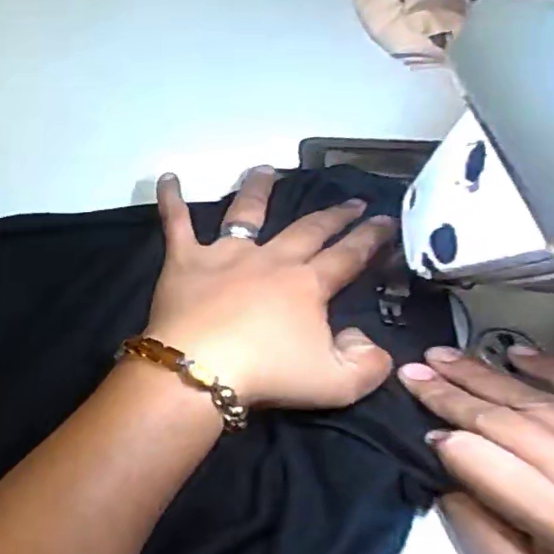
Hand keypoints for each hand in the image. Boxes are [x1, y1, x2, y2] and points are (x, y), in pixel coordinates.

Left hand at [142, 168, 397, 410]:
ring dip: (257, 189)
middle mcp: (269, 259)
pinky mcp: (185, 259)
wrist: (201, 368)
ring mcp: (225, 254)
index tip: (385, 221)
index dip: (370, 239)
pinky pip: (176, 222)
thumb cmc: (268, 375)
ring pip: (245, 212)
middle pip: (306, 230)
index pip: (347, 256)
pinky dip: (171, 199)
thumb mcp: (337, 383)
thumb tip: (365, 338)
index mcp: (306, 285)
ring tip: (265, 170)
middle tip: (351, 201)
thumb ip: (367, 362)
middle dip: (333, 216)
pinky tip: (168, 178)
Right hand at [399, 346, 553, 553]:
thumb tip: (449, 477)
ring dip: (491, 375)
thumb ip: (483, 539)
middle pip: (514, 421)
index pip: (487, 462)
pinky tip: (523, 354)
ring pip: (552, 403)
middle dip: (454, 392)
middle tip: (413, 368)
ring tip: (446, 355)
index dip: (446, 442)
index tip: (417, 426)